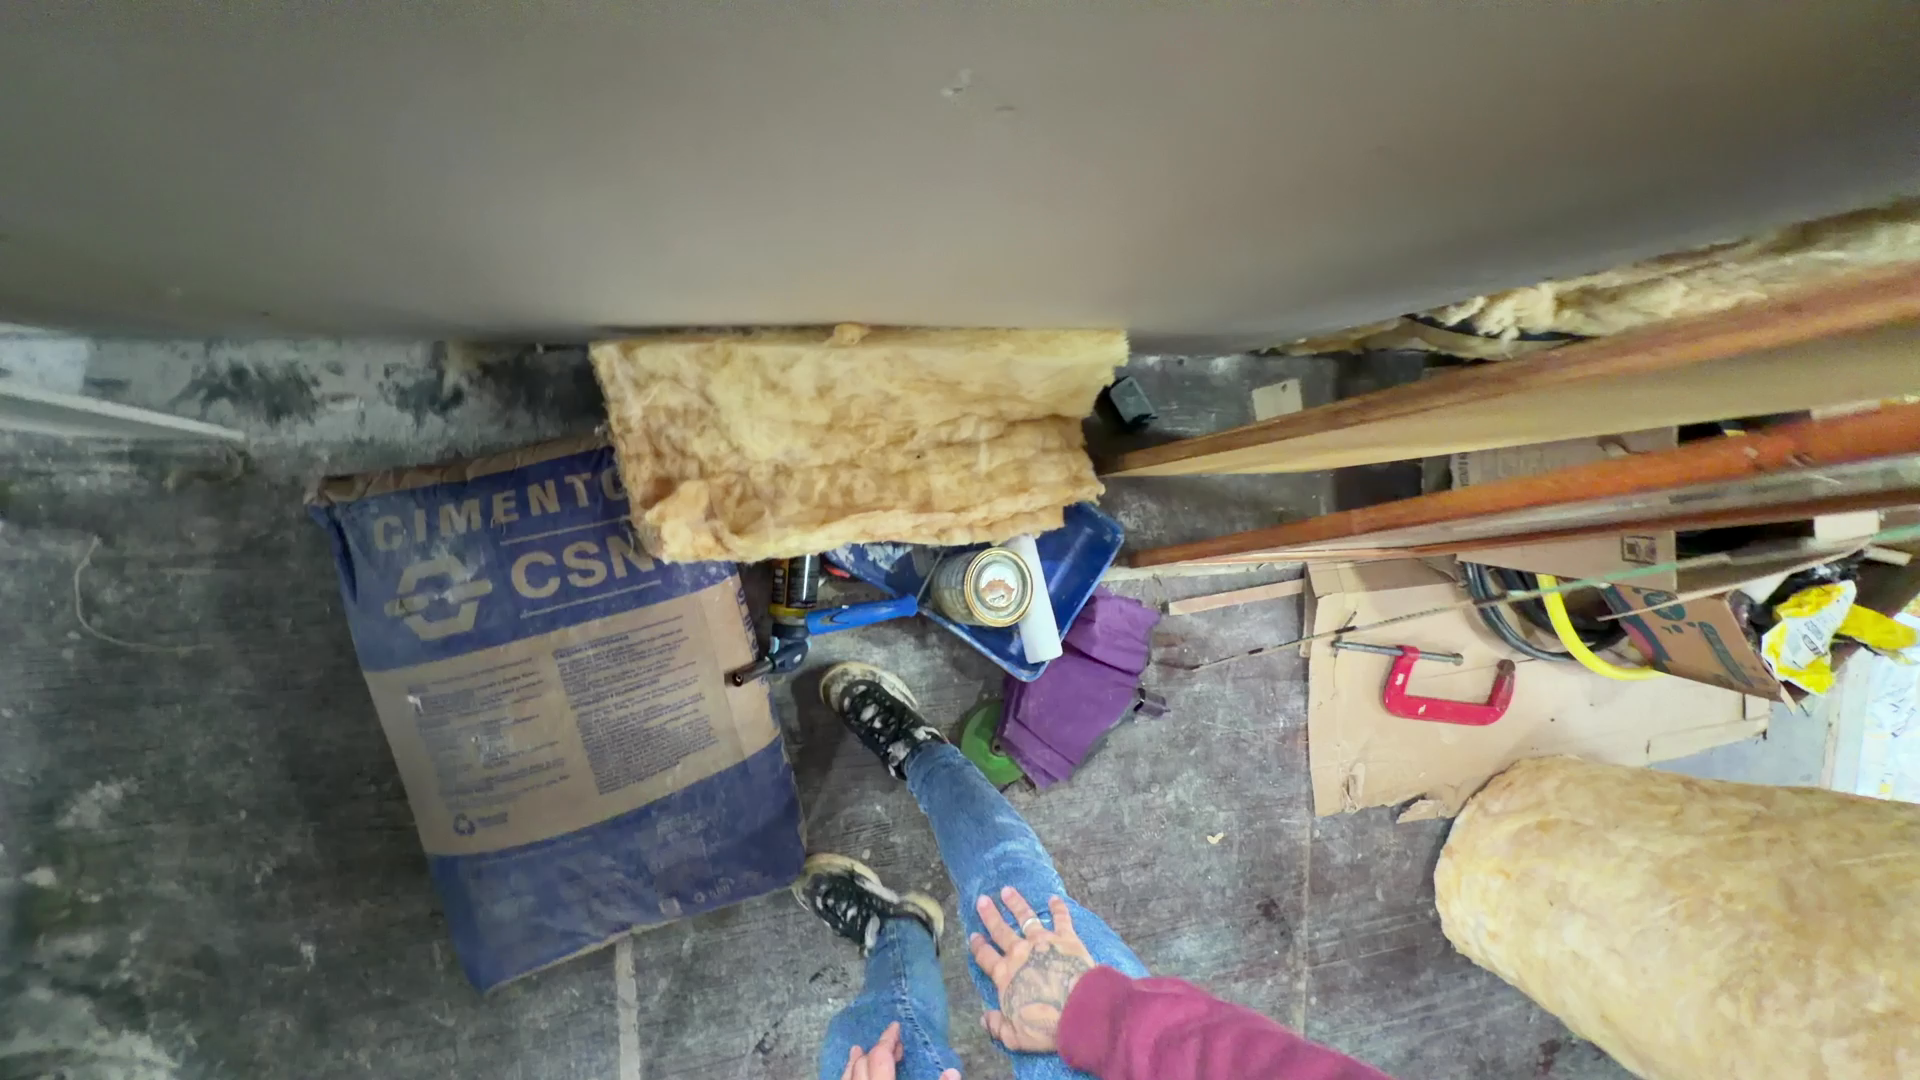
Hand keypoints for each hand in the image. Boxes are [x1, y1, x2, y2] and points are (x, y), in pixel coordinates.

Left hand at [839, 1022, 960, 1079]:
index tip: (895, 1027)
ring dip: (853, 1063)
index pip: (880, 1057)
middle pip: (862, 1065)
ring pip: (846, 1078)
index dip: (888, 1040)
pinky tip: (850, 1075)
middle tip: (891, 1041)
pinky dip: (846, 1077)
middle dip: (874, 1049)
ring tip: (856, 1050)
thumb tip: (952, 1071)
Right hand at [968, 886, 1096, 1053]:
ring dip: (1016, 903)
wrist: (1077, 1009)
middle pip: (1001, 930)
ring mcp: (1042, 941)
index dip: (978, 946)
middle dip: (990, 915)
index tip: (973, 935)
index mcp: (1005, 974)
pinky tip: (1053, 898)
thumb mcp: (1014, 1036)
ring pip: (1025, 917)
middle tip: (982, 900)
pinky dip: (1057, 907)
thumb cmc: (1043, 1025)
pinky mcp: (1065, 936)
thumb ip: (997, 1026)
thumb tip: (983, 1018)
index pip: (986, 957)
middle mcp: (1020, 952)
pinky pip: (1060, 918)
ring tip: (1007, 890)